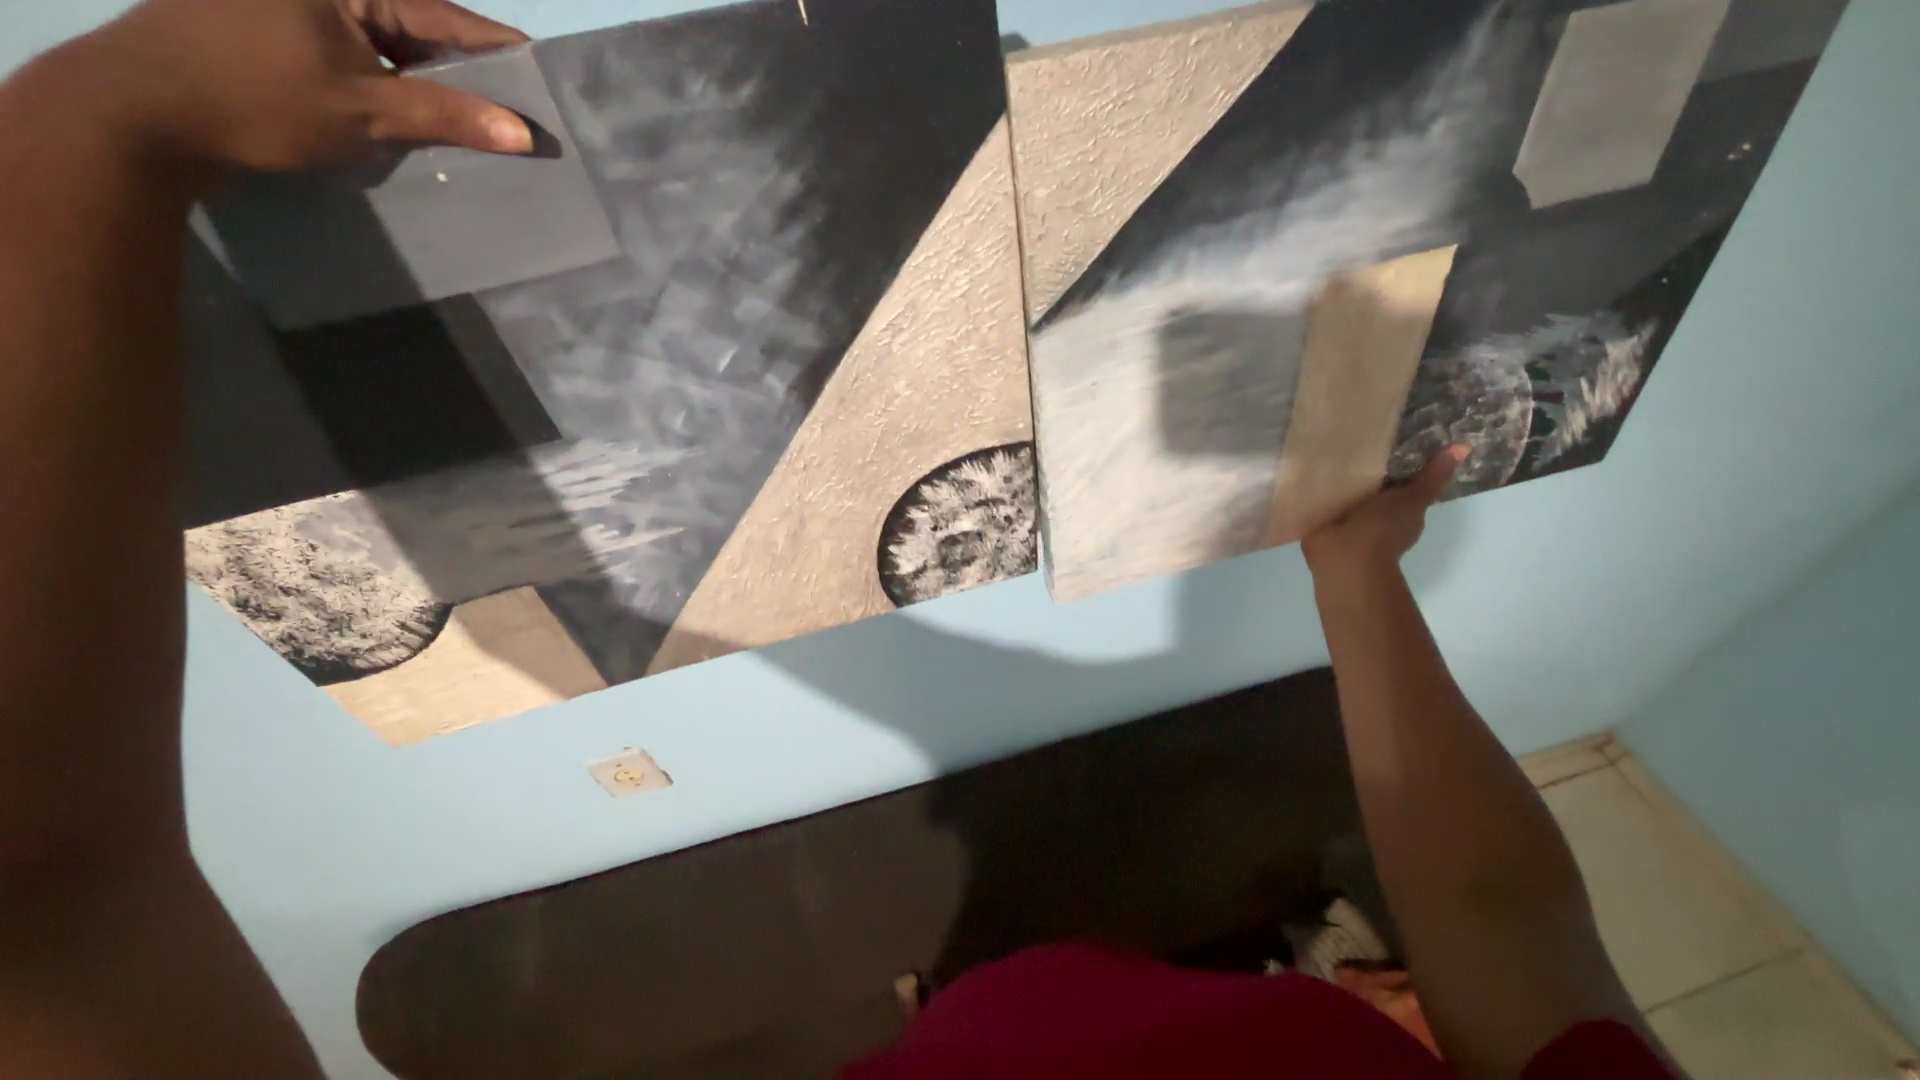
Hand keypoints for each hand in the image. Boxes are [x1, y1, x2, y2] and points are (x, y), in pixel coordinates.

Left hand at [70, 0, 532, 172]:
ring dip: (433, 84)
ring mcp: (301, 9)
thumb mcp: (365, 111)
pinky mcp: (284, 34)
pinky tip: (423, 118)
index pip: (447, 17)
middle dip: (471, 72)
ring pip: (392, 44)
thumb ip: (449, 116)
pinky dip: (395, 86)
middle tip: (522, 112)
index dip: (502, 52)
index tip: (549, 78)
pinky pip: (362, 56)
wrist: (142, 113)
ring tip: (484, 123)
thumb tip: (526, 133)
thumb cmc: (257, 99)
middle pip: (421, 28)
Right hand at [1301, 446, 1467, 581]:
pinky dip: (1319, 486)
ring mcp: (1349, 518)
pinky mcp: (1324, 519)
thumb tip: (1465, 447)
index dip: (1397, 463)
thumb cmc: (1383, 529)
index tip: (1388, 438)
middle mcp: (1377, 515)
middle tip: (1357, 435)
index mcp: (1402, 511)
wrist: (1345, 557)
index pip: (1402, 483)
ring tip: (1330, 445)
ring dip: (1340, 477)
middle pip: (1374, 485)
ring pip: (1348, 491)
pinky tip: (1312, 465)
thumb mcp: (1413, 498)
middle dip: (1366, 468)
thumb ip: (1432, 476)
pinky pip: (1323, 498)